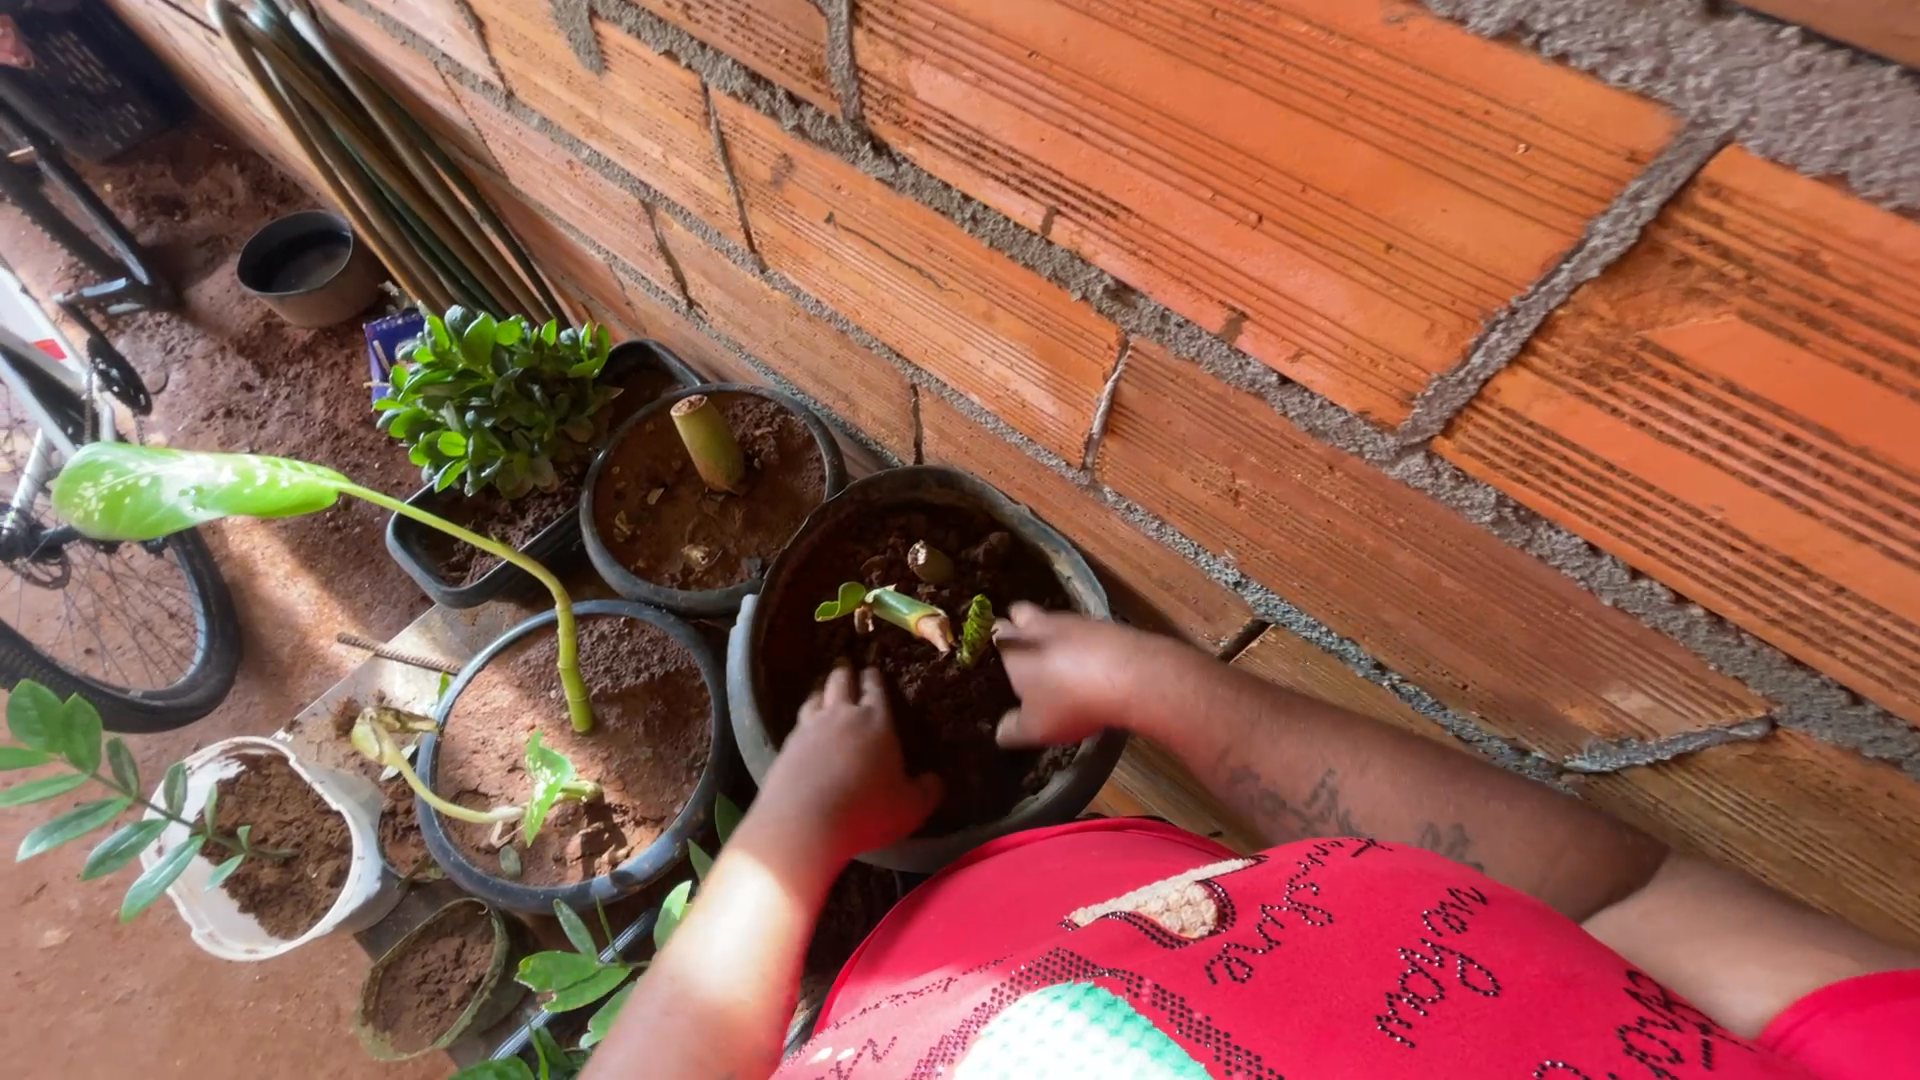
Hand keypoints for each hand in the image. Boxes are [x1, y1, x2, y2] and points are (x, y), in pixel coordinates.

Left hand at [760, 665, 941, 861]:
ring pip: (816, 696)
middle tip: (846, 665)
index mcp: (877, 721)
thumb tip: (936, 781)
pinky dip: (805, 712)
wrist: (804, 823)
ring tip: (822, 684)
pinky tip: (804, 720)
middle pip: (842, 682)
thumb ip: (926, 792)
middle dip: (846, 672)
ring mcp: (811, 727)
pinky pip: (799, 719)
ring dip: (821, 687)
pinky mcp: (788, 744)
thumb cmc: (865, 811)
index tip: (872, 669)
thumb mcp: (909, 808)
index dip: (874, 678)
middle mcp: (843, 715)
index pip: (876, 689)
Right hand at [993, 603, 1184, 747]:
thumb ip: (1013, 729)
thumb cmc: (1068, 701)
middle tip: (1025, 647)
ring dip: (1055, 634)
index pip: (994, 632)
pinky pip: (1085, 630)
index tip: (995, 654)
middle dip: (1019, 623)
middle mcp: (1040, 627)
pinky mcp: (1104, 624)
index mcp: (1015, 648)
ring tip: (1061, 660)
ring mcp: (1074, 621)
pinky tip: (1091, 664)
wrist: (1127, 675)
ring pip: (1055, 620)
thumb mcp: (1034, 728)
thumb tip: (1000, 731)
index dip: (993, 640)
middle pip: (1021, 612)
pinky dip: (1084, 643)